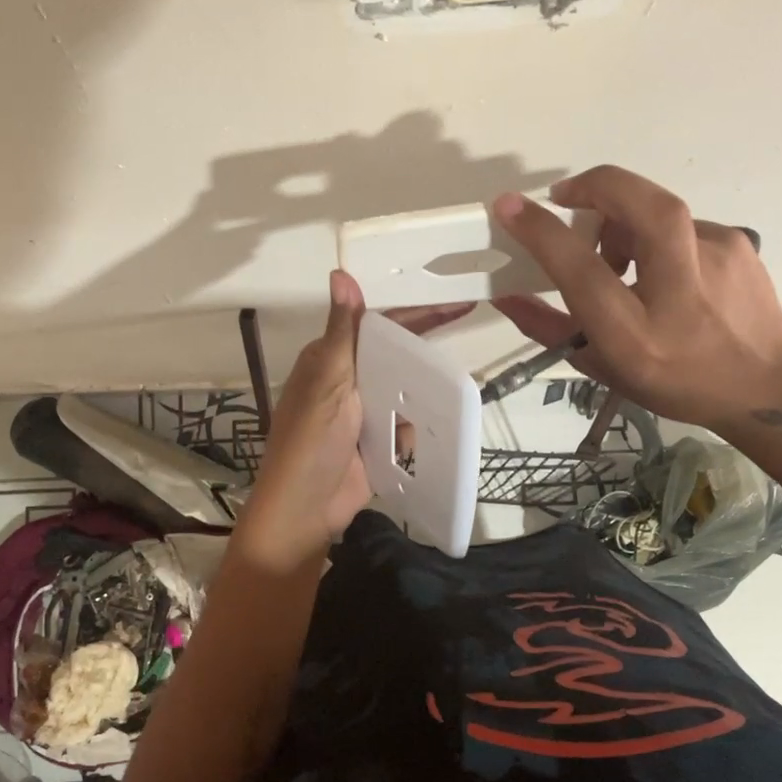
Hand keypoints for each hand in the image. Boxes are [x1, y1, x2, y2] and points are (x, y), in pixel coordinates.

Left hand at [240, 273, 472, 569]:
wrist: (306, 509)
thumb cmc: (311, 440)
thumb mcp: (328, 381)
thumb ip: (342, 331)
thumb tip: (339, 273)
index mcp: (329, 360)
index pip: (377, 326)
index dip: (415, 312)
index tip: (455, 300)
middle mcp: (345, 382)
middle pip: (394, 354)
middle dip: (428, 342)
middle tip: (475, 324)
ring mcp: (361, 414)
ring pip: (403, 386)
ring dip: (430, 379)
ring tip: (472, 366)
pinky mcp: (376, 443)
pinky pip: (406, 422)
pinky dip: (425, 416)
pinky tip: (454, 409)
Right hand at [490, 166, 781, 431]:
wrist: (769, 386)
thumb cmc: (673, 382)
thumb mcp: (601, 366)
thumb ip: (548, 327)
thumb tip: (504, 294)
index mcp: (636, 334)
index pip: (582, 270)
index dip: (541, 233)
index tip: (509, 207)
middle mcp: (680, 290)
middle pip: (643, 208)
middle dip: (596, 187)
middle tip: (566, 198)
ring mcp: (717, 257)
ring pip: (657, 211)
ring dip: (623, 219)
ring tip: (618, 258)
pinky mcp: (737, 241)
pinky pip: (679, 225)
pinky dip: (655, 237)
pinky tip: (661, 270)